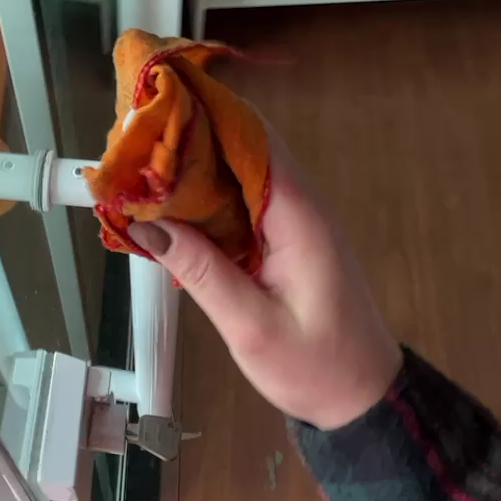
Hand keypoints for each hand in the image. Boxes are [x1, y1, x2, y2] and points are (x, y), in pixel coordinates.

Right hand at [127, 133, 401, 430]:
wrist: (363, 398)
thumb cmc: (318, 366)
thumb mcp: (252, 326)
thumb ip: (201, 271)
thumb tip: (147, 226)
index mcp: (296, 212)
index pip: (251, 136)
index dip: (206, 111)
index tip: (158, 103)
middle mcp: (296, 200)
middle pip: (240, 141)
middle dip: (190, 129)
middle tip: (136, 131)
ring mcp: (289, 213)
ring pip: (236, 163)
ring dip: (193, 156)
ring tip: (141, 154)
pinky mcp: (279, 229)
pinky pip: (237, 191)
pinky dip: (203, 185)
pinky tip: (167, 194)